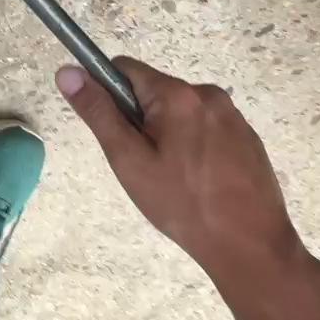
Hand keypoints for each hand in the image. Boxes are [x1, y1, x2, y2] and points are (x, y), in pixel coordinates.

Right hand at [57, 58, 304, 285]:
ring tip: (173, 178)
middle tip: (144, 163)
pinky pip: (206, 127)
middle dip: (140, 119)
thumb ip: (98, 112)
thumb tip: (67, 72)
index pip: (124, 68)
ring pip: (180, 111)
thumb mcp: (128, 160)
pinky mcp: (249, 138)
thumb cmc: (182, 204)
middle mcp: (208, 94)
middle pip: (153, 91)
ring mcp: (233, 116)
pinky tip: (199, 181)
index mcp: (177, 95)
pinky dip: (194, 145)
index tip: (116, 132)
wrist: (253, 250)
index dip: (109, 94)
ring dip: (168, 132)